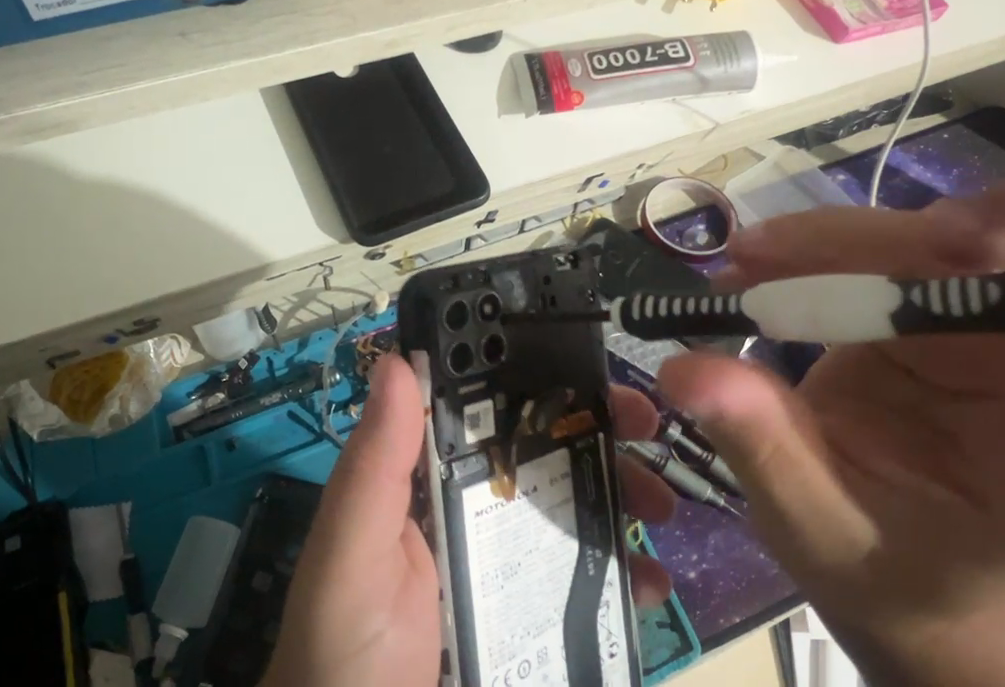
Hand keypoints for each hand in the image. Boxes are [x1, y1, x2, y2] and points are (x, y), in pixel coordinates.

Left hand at [261, 355, 677, 686]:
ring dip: (621, 493)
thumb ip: (374, 464)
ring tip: (660, 507)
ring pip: (572, 506)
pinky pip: (583, 579)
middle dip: (599, 431)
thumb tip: (397, 358)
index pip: (483, 406)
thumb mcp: (351, 551)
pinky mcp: (526, 613)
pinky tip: (652, 581)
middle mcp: (465, 504)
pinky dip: (623, 572)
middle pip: (541, 450)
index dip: (536, 377)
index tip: (591, 364)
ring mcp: (500, 560)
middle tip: (648, 427)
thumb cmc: (343, 647)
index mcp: (424, 475)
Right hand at [657, 178, 1004, 632]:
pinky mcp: (978, 282)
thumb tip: (688, 368)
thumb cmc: (880, 554)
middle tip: (925, 247)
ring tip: (772, 257)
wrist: (886, 527)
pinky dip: (848, 233)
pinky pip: (934, 229)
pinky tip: (770, 251)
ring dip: (896, 232)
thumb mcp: (816, 528)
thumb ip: (766, 452)